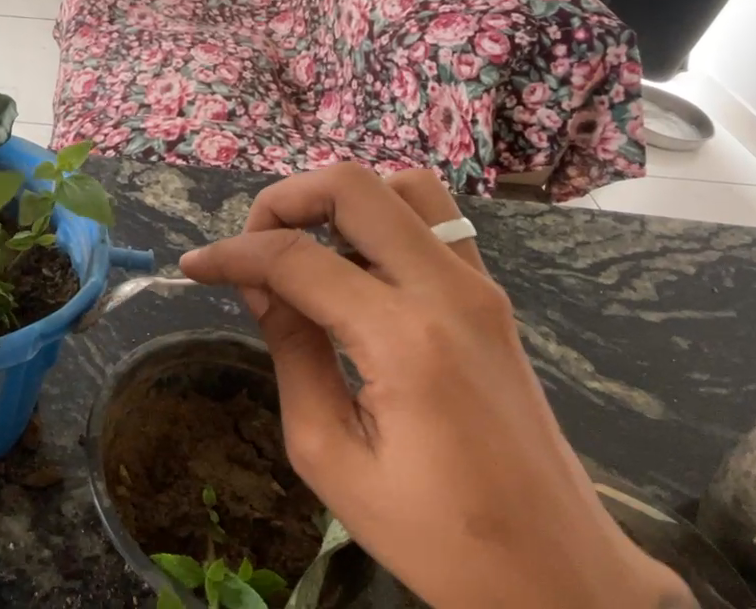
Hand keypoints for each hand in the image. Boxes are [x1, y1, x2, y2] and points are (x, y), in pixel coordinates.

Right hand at [179, 165, 691, 608]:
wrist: (561, 577)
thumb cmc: (438, 537)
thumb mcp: (330, 455)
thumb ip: (291, 352)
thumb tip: (259, 287)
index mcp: (403, 339)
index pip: (296, 258)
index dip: (232, 254)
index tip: (194, 268)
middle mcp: (448, 291)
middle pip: (353, 186)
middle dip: (284, 200)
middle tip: (252, 248)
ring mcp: (479, 286)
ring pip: (403, 186)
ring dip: (339, 200)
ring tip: (303, 249)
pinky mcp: (491, 297)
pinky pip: (432, 220)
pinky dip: (378, 218)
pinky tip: (351, 268)